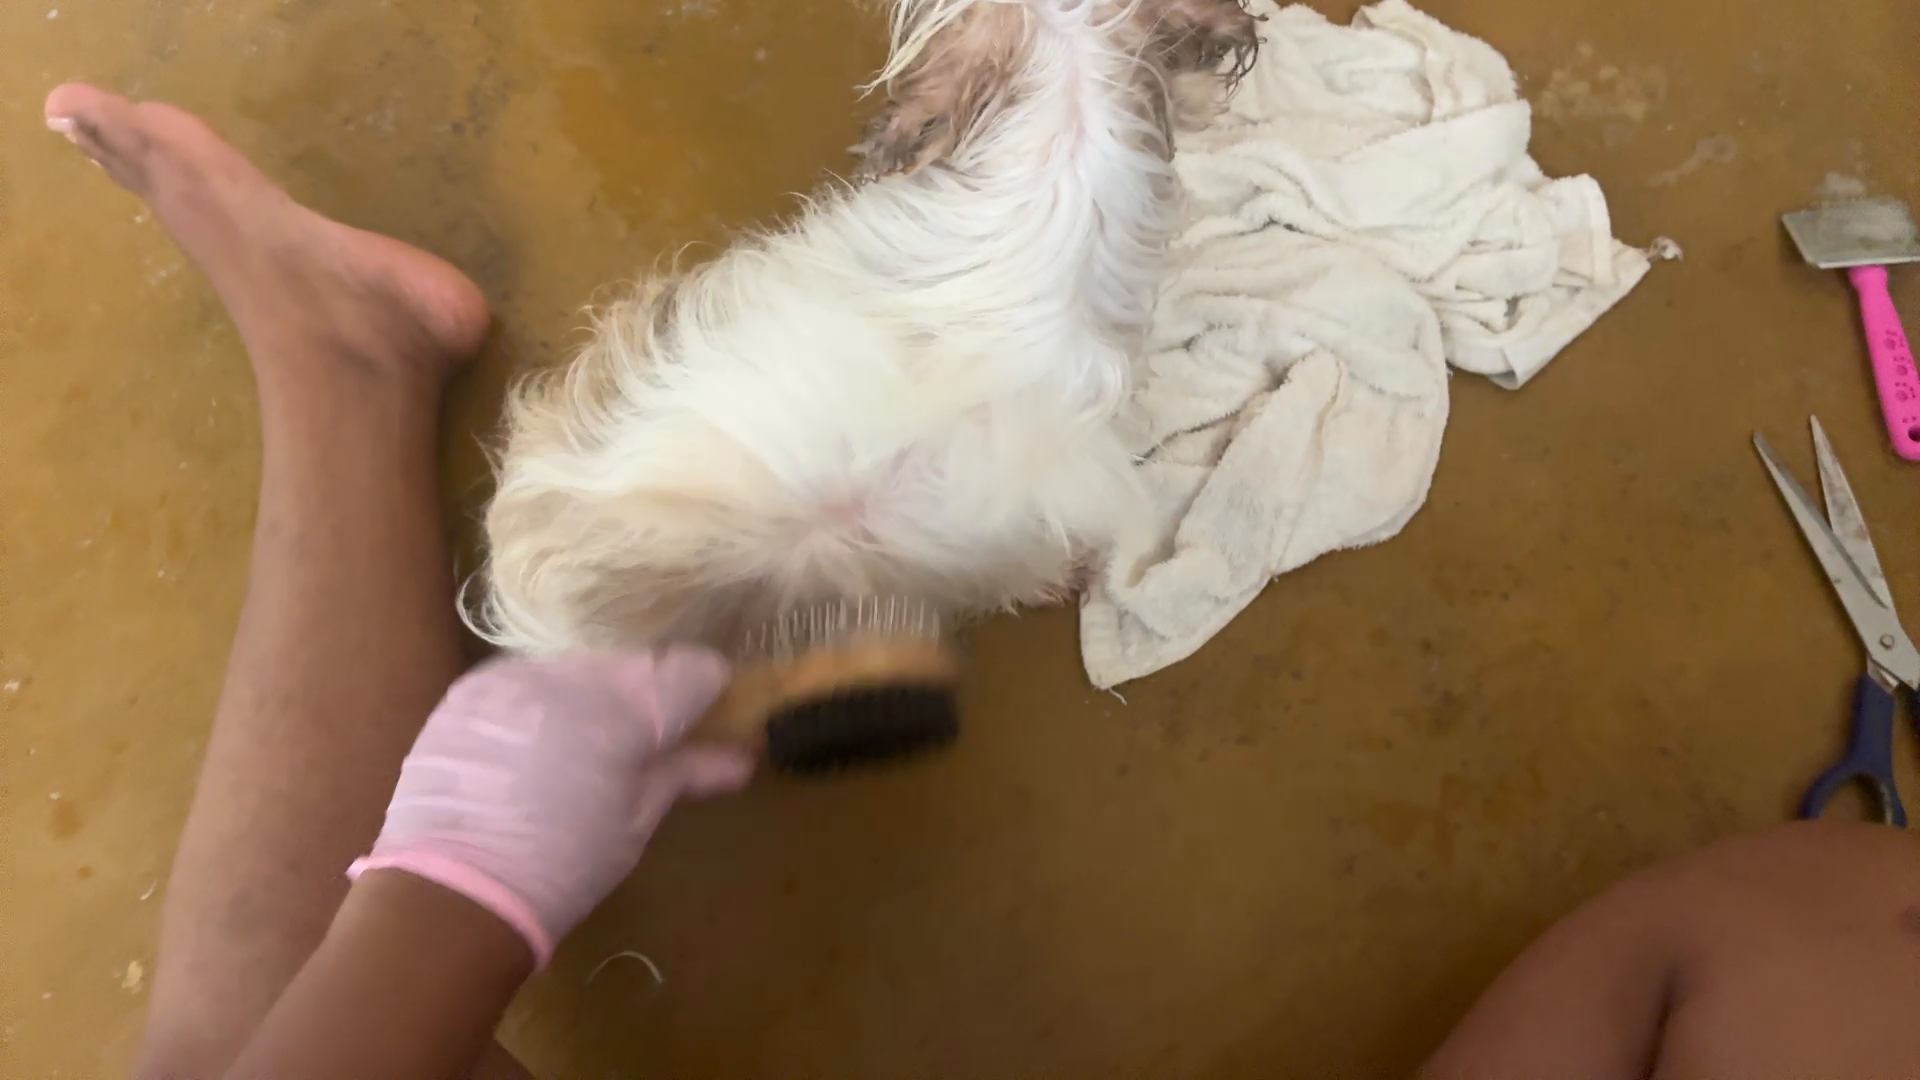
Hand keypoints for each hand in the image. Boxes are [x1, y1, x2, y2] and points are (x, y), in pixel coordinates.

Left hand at [351, 649, 751, 965]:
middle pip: (640, 662)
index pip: (694, 669)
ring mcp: (518, 677)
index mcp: (627, 711)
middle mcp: (575, 677)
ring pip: (587, 665)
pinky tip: (540, 741)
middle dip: (653, 693)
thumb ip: (691, 770)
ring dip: (601, 694)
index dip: (708, 691)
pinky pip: (534, 676)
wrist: (446, 900)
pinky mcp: (473, 688)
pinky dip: (550, 699)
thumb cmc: (564, 865)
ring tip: (587, 744)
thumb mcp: (639, 818)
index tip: (706, 716)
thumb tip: (746, 757)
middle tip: (646, 739)